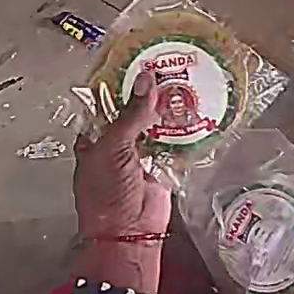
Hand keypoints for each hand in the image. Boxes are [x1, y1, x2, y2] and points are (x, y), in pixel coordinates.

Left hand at [72, 71, 172, 240]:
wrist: (130, 233)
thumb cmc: (108, 193)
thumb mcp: (114, 147)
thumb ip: (132, 114)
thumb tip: (145, 80)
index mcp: (96, 136)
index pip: (109, 101)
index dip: (123, 81)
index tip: (141, 60)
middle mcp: (118, 142)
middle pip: (136, 110)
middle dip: (152, 92)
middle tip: (170, 65)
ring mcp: (142, 153)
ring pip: (157, 123)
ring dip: (169, 107)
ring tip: (187, 80)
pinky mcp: (164, 163)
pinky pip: (175, 141)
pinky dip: (185, 128)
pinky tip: (197, 109)